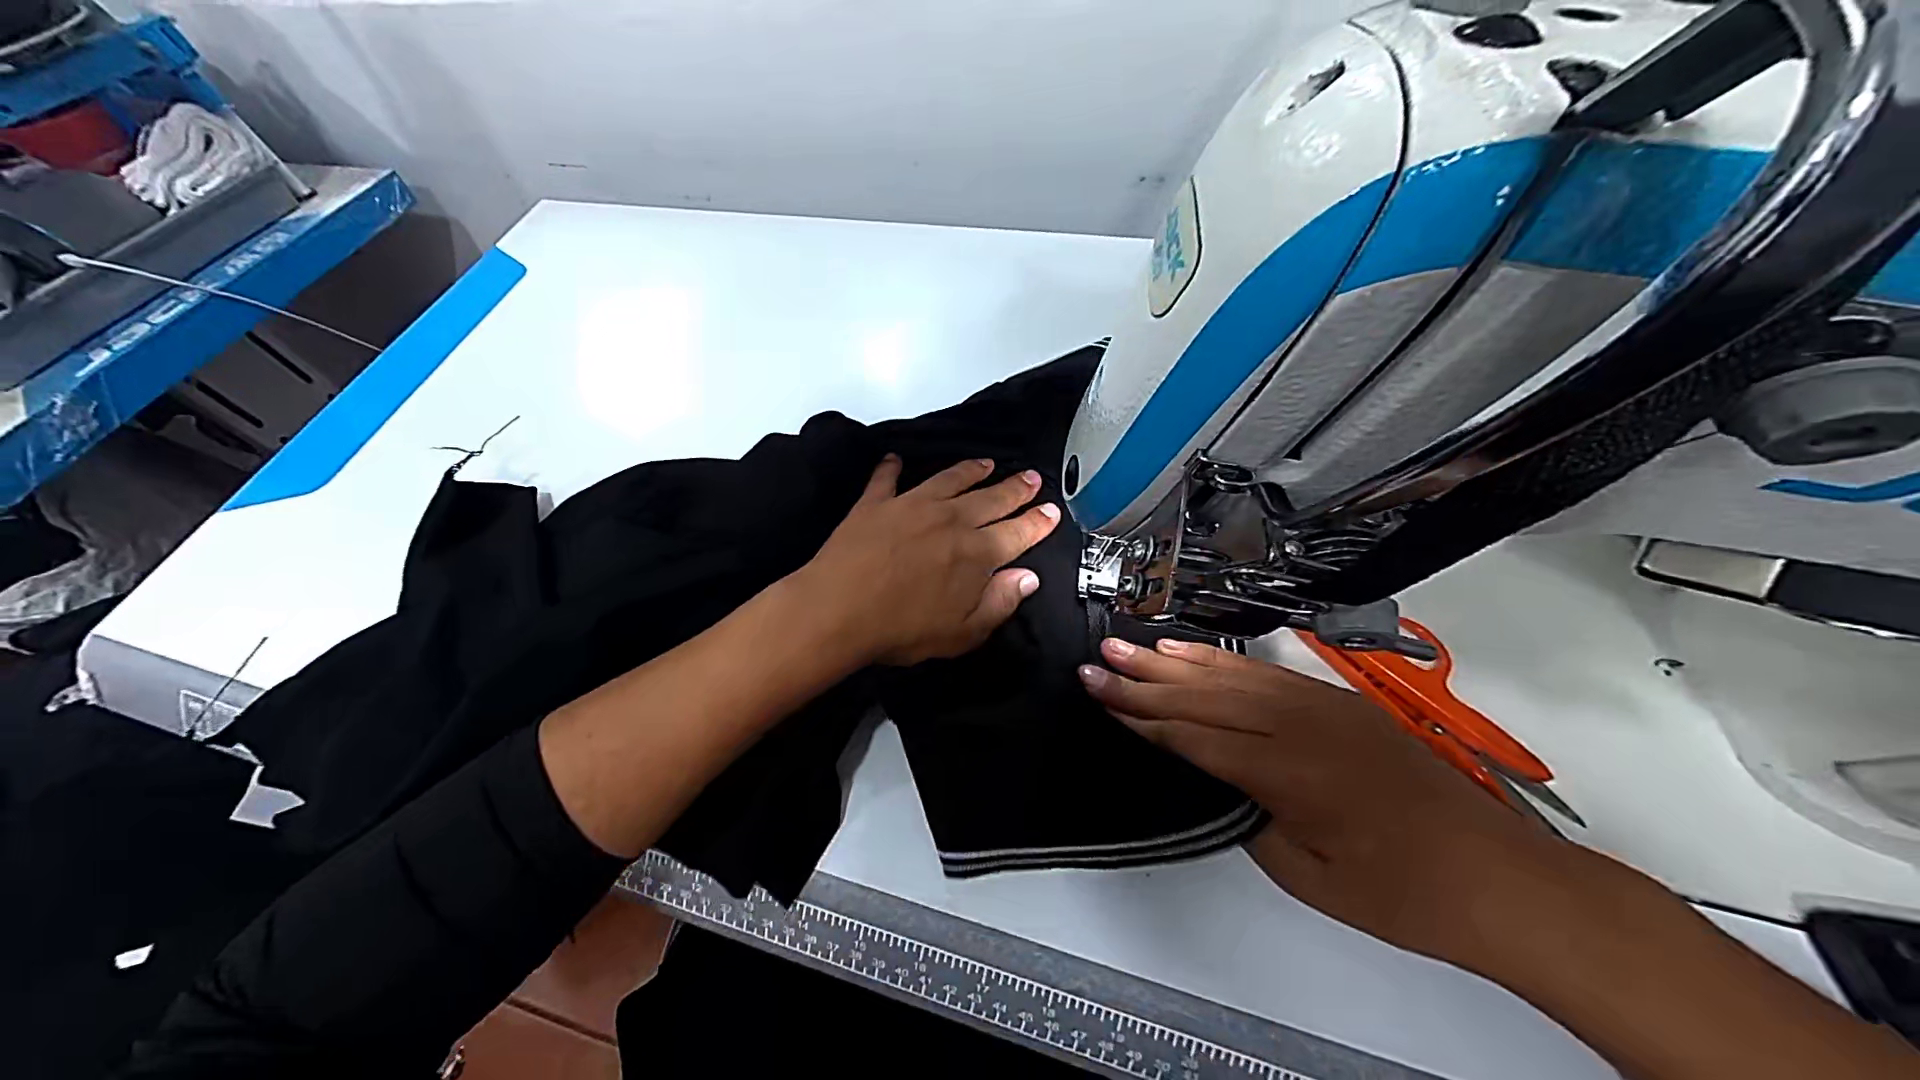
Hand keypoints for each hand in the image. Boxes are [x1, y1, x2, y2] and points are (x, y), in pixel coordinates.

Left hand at [795, 455, 1061, 666]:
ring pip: (950, 480)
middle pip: (991, 498)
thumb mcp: (962, 633)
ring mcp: (912, 506)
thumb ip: (999, 603)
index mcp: (976, 554)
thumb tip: (1028, 578)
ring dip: (971, 470)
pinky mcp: (876, 503)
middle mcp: (950, 521)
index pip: (1017, 532)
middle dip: (1016, 488)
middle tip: (1031, 478)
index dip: (1038, 521)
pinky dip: (891, 467)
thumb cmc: (902, 629)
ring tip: (986, 463)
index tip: (1051, 510)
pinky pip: (887, 478)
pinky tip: (894, 458)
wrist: (838, 610)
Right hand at [1077, 637, 1570, 980]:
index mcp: (1288, 772)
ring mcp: (1322, 707)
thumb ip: (1248, 816)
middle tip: (1096, 662)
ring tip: (1129, 648)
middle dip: (1142, 679)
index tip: (1100, 696)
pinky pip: (1267, 672)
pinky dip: (1224, 660)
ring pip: (1231, 675)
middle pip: (1203, 696)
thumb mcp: (1306, 873)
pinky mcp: (1338, 702)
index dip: (1140, 716)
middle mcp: (1301, 726)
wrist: (1500, 879)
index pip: (1193, 735)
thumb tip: (1215, 784)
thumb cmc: (1404, 893)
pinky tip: (1195, 654)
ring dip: (1175, 662)